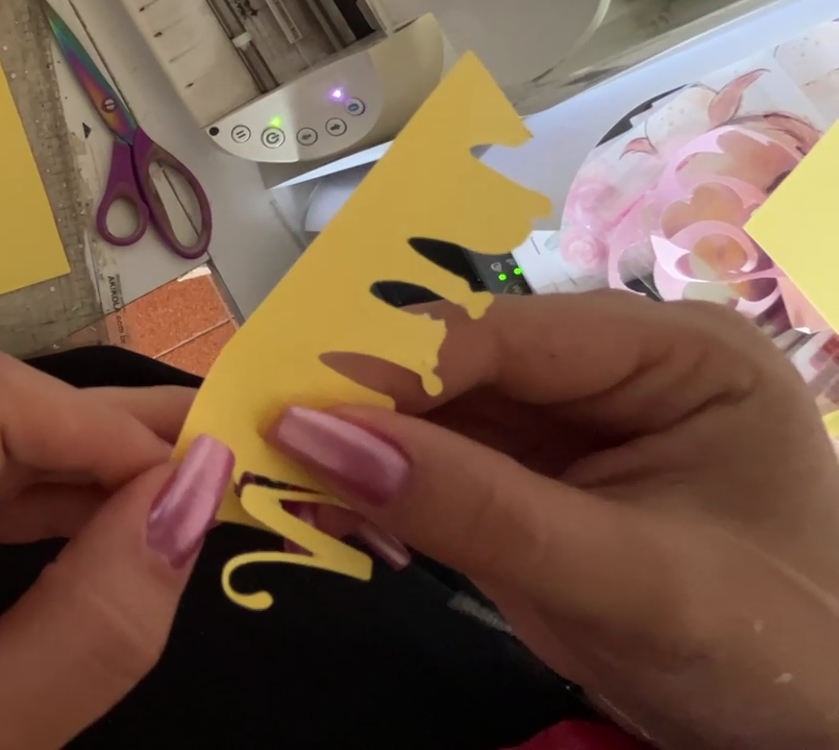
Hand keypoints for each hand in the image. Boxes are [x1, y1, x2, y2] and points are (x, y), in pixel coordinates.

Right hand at [266, 291, 838, 749]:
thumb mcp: (628, 586)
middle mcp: (593, 358)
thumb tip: (301, 431)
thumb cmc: (770, 660)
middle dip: (349, 403)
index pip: (492, 334)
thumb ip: (471, 508)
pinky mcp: (496, 453)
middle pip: (434, 358)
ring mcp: (539, 406)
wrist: (793, 743)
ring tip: (268, 472)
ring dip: (337, 439)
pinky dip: (351, 473)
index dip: (383, 366)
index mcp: (669, 350)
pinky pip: (402, 446)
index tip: (283, 408)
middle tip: (259, 438)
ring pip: (403, 399)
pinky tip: (309, 499)